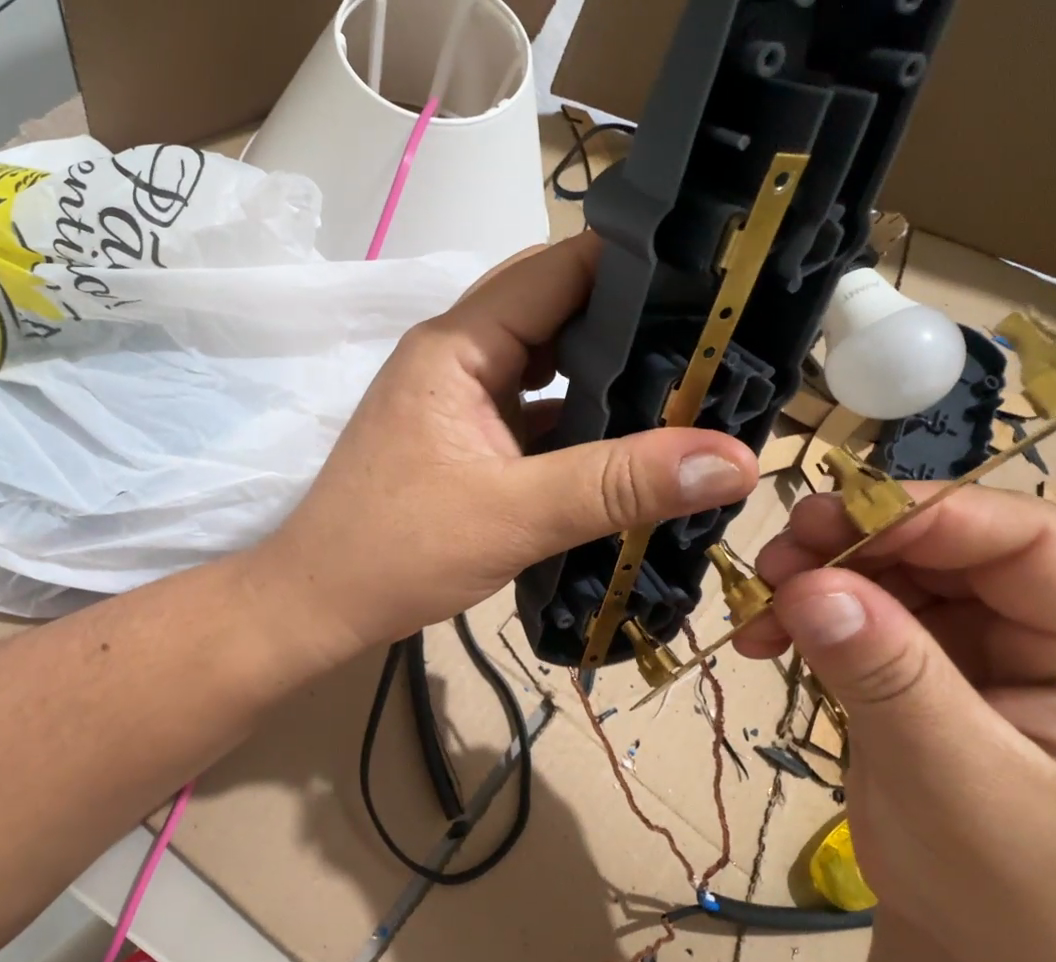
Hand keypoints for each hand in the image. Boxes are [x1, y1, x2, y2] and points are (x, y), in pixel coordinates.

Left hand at [253, 234, 758, 657]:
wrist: (316, 604)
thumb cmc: (396, 551)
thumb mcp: (516, 515)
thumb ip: (622, 484)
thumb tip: (738, 461)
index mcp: (457, 346)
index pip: (559, 269)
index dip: (638, 262)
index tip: (720, 272)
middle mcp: (455, 356)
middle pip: (556, 310)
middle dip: (633, 320)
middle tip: (723, 334)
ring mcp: (455, 399)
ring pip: (547, 365)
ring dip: (608, 376)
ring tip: (697, 383)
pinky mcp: (461, 439)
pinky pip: (531, 411)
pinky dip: (578, 422)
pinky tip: (634, 445)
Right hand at [735, 486, 1055, 961]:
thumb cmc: (1012, 902)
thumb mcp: (954, 786)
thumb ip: (888, 676)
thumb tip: (806, 582)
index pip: (1037, 545)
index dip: (927, 518)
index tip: (822, 524)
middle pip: (961, 550)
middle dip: (860, 546)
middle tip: (773, 557)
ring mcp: (1002, 656)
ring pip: (907, 577)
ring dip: (825, 580)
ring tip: (757, 602)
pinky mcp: (942, 677)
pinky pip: (875, 620)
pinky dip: (816, 621)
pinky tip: (765, 638)